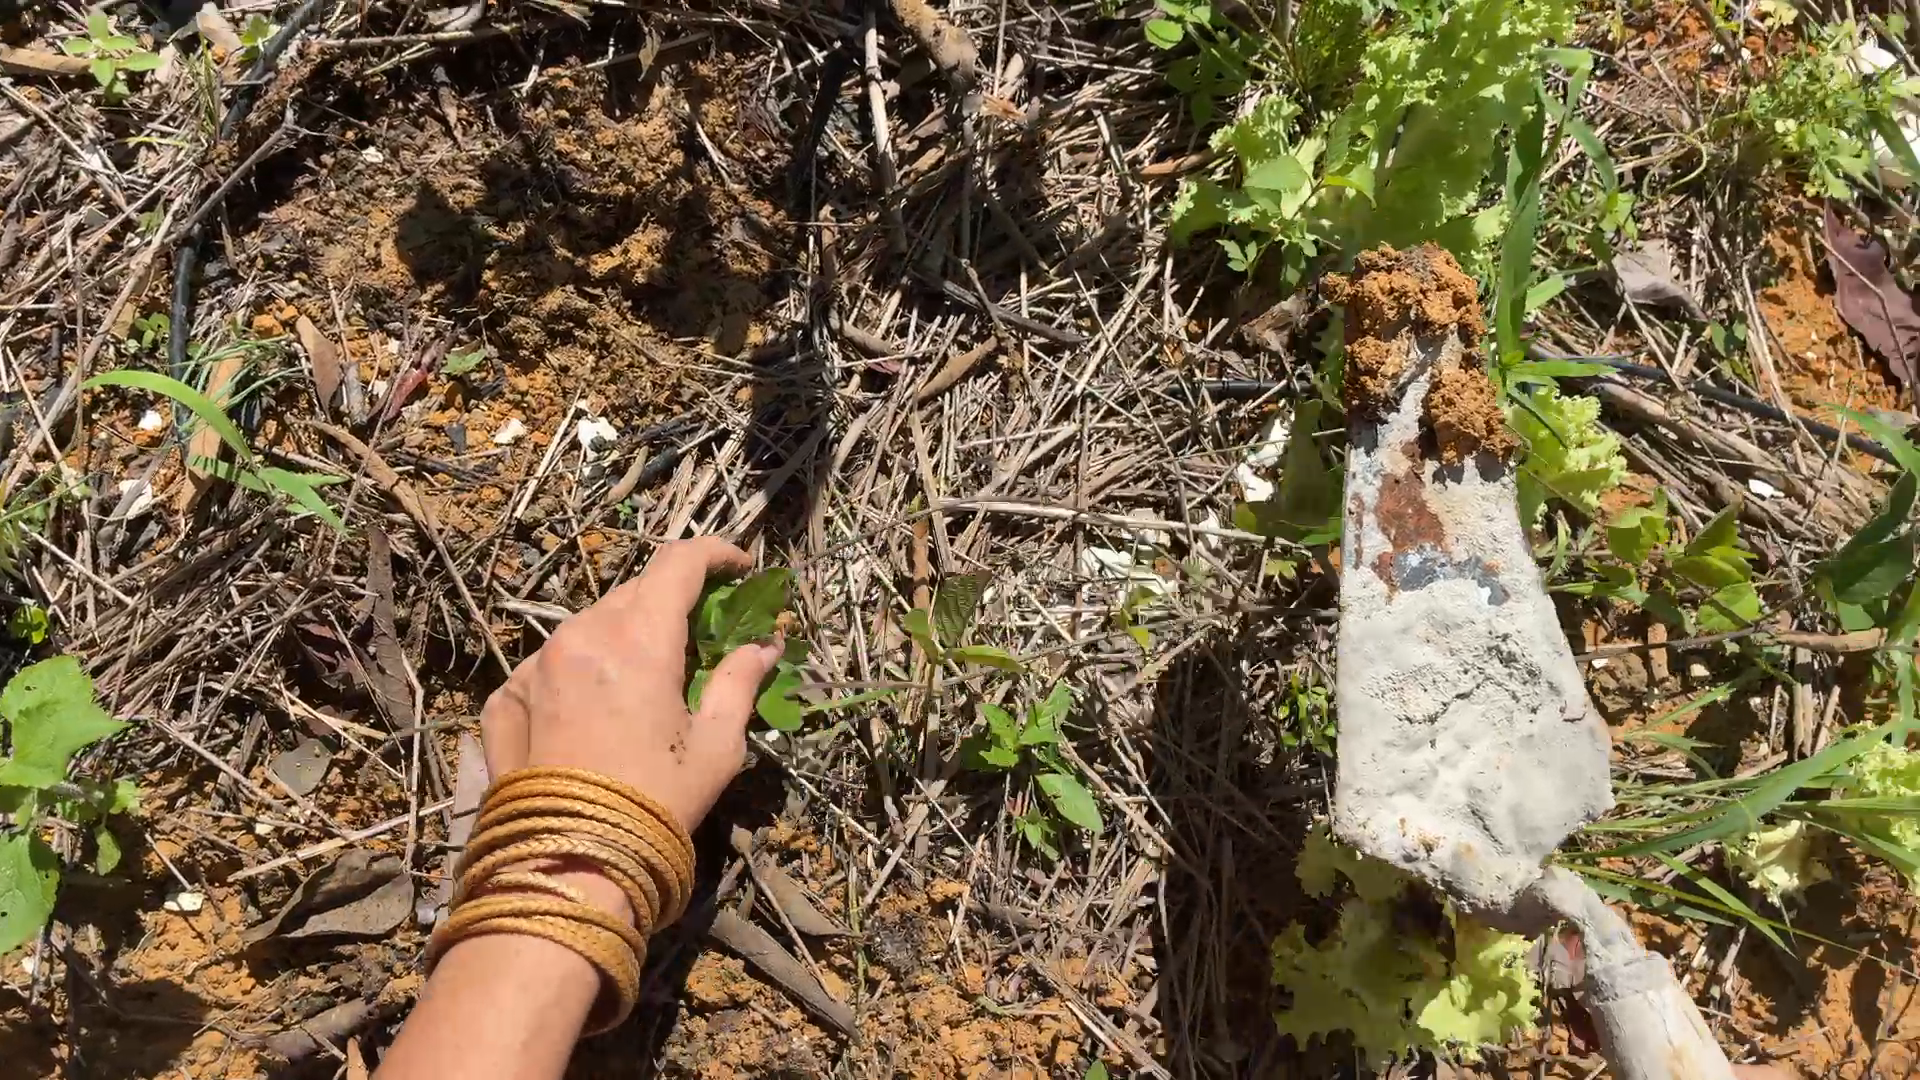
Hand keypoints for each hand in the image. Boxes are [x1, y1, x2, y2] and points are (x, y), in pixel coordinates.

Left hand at [479, 536, 781, 834]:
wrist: (563, 871)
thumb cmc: (655, 803)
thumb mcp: (716, 745)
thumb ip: (739, 682)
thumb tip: (764, 647)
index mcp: (638, 641)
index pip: (679, 563)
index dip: (716, 553)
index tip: (741, 568)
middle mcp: (581, 637)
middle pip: (637, 589)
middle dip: (676, 596)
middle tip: (704, 629)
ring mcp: (535, 665)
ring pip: (593, 620)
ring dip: (630, 628)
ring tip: (653, 668)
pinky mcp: (506, 695)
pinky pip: (556, 658)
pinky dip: (588, 663)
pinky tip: (602, 701)